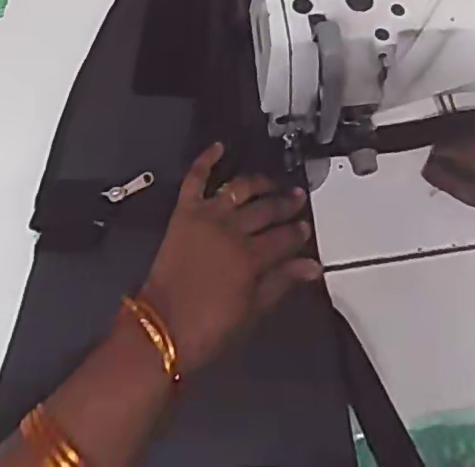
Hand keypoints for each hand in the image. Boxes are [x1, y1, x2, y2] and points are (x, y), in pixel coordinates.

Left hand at [140, 144, 321, 371]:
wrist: (162, 328)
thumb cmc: (209, 326)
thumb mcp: (252, 310)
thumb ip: (282, 281)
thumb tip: (312, 266)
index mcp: (250, 257)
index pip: (283, 237)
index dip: (297, 232)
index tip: (306, 226)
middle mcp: (232, 229)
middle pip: (265, 210)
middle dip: (285, 203)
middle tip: (297, 197)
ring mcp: (207, 216)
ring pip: (239, 188)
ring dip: (258, 182)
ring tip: (271, 181)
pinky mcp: (184, 211)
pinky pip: (195, 179)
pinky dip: (206, 160)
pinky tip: (218, 147)